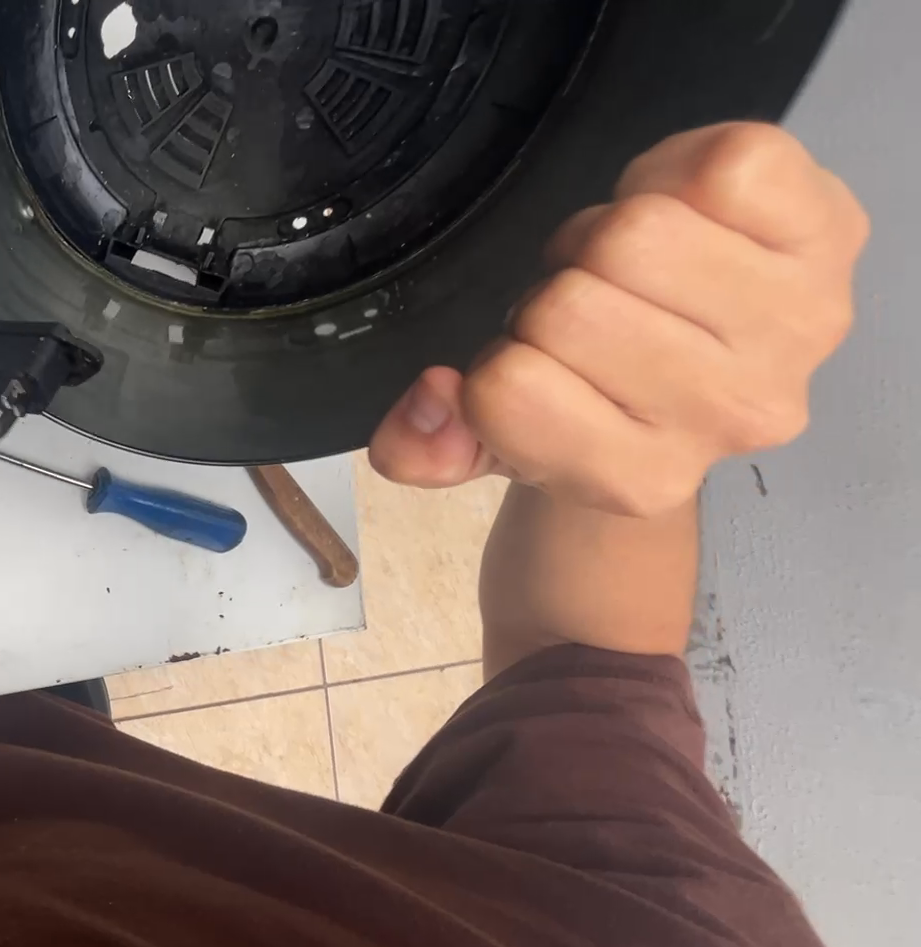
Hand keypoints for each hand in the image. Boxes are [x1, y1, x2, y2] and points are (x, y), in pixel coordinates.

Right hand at [368, 123, 868, 516]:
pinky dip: (667, 174)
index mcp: (631, 477)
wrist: (693, 393)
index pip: (505, 388)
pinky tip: (676, 222)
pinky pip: (722, 164)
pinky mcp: (835, 233)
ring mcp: (796, 324)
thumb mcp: (474, 452)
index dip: (492, 365)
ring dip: (597, 242)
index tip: (531, 375)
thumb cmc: (572, 415)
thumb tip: (435, 391)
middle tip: (578, 323)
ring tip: (621, 278)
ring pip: (632, 232)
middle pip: (566, 305)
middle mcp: (730, 413)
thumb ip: (417, 449)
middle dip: (545, 301)